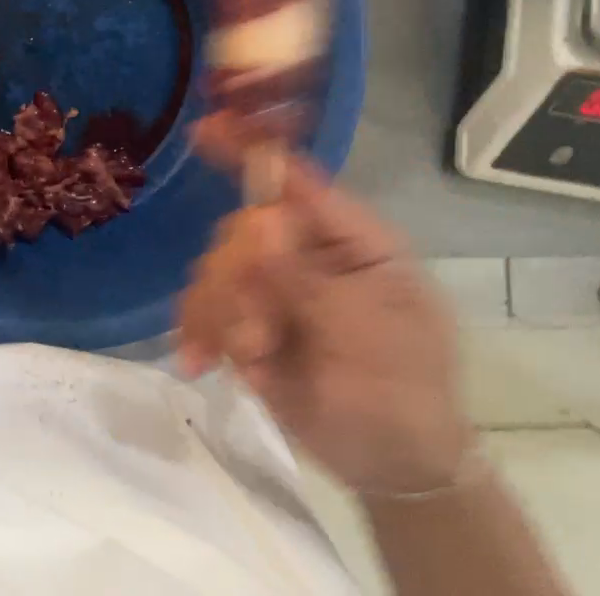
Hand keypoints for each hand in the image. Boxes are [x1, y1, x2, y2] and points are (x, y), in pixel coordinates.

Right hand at [178, 161, 472, 496]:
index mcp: (351, 243)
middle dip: (239, 280)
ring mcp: (273, 289)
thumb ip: (306, 277)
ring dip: (222, 313)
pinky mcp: (244, 322)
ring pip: (215, 269)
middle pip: (242, 231)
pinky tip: (198, 360)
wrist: (391, 468)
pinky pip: (203, 306)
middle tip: (259, 332)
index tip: (204, 131)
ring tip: (250, 358)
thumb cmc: (402, 392)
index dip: (251, 153)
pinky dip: (196, 329)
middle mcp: (306, 255)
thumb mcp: (365, 333)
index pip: (297, 183)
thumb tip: (261, 218)